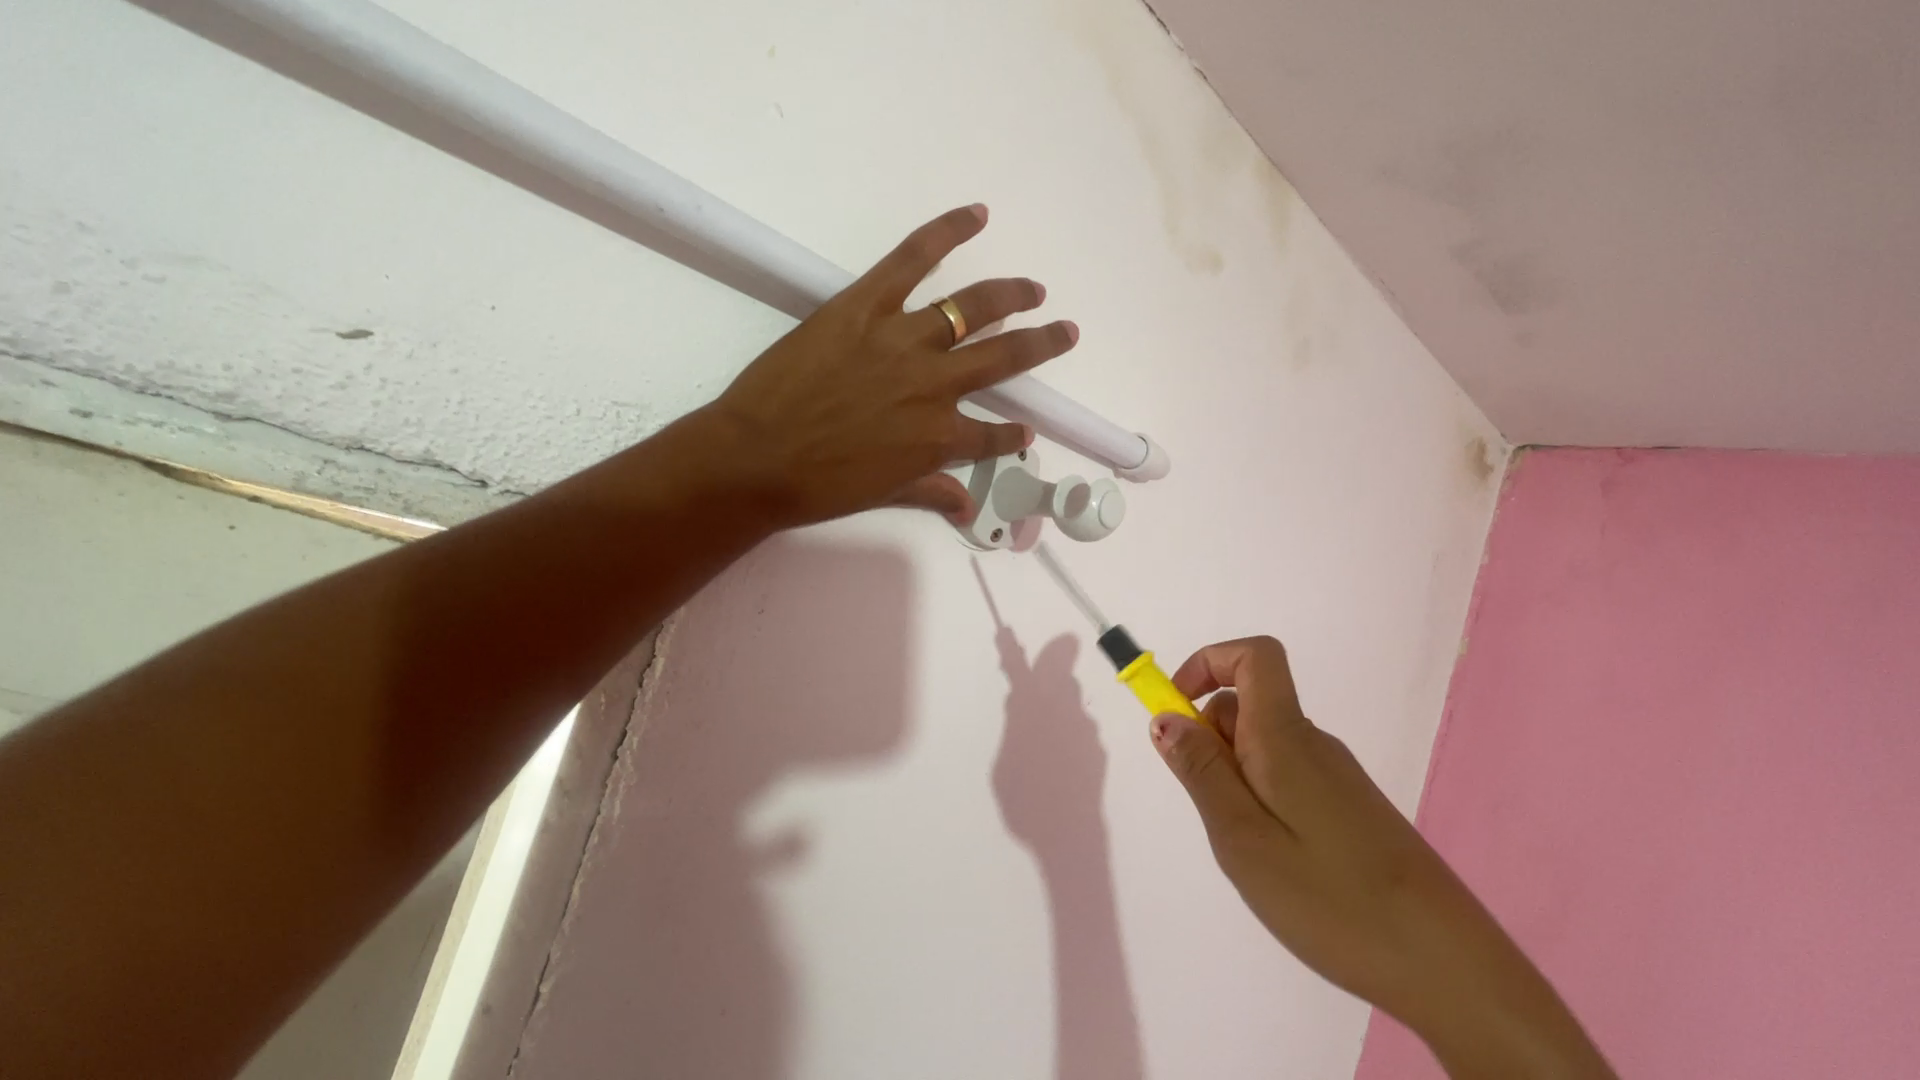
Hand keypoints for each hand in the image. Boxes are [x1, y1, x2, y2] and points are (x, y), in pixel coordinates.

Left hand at [705, 205, 1077, 526]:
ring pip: (973, 307)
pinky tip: (976, 215)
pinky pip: (913, 259)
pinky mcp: (866, 304)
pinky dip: (947, 233)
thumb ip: (930, 491)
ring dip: (1011, 296)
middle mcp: (936, 385)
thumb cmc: (817, 486)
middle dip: (1041, 346)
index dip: (1010, 435)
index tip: (1023, 431)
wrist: (755, 460)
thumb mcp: (882, 493)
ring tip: (1034, 290)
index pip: (991, 434)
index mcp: (939, 437)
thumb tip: (967, 507)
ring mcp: (904, 340)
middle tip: (1064, 332)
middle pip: (1003, 358)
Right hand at [1150, 637, 1614, 1078]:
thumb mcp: (1243, 839)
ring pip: (1262, 749)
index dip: (1207, 663)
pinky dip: (1260, 802)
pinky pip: (1286, 780)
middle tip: (1210, 814)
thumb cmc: (1332, 899)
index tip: (1174, 712)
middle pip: (1247, 706)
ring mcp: (1335, 777)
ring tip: (1246, 853)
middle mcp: (1313, 744)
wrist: (1446, 965)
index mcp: (1286, 738)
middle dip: (1207, 741)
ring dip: (1231, 780)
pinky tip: (1277, 865)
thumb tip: (1166, 716)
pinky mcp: (1349, 809)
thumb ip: (1202, 772)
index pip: (1254, 656)